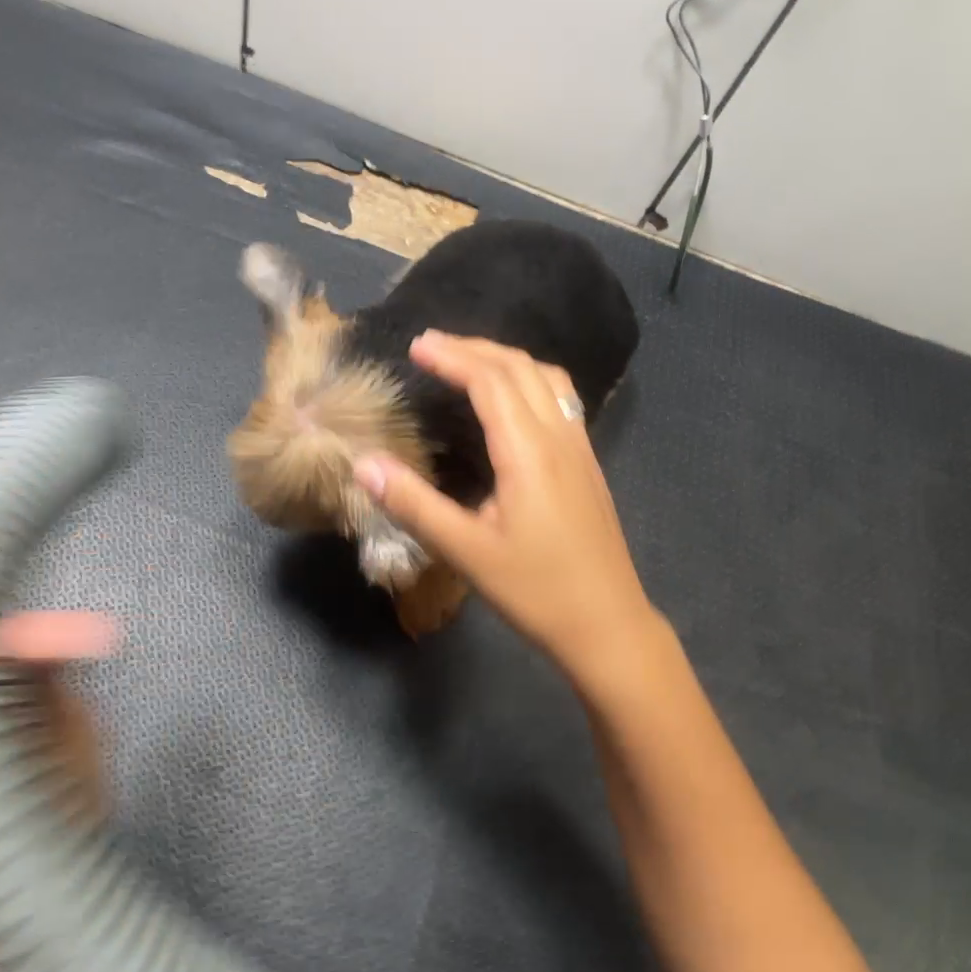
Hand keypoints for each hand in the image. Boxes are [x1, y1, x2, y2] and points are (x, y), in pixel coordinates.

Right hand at [352, 332, 658, 669]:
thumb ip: (414, 505)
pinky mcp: (589, 465)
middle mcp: (560, 437)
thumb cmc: (535, 591)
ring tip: (469, 362)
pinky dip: (529, 381)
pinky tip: (513, 403)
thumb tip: (363, 464)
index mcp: (528, 452)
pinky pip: (561, 400)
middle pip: (520, 368)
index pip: (490, 381)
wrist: (607, 625)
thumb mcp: (466, 552)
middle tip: (432, 345)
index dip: (452, 356)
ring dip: (506, 360)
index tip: (416, 346)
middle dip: (475, 348)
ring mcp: (581, 449)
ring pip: (547, 380)